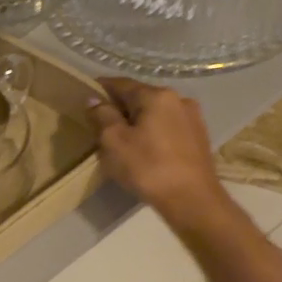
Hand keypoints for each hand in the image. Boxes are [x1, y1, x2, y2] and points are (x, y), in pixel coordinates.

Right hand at [90, 77, 232, 230]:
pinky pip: (166, 124)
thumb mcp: (113, 140)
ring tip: (119, 136)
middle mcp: (178, 100)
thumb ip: (102, 115)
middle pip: (139, 96)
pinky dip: (151, 129)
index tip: (83, 97)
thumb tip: (94, 100)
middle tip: (98, 121)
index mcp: (156, 96)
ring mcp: (192, 117)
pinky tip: (142, 145)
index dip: (99, 88)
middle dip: (118, 106)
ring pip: (154, 111)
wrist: (191, 198)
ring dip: (136, 119)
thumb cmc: (146, 166)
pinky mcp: (198, 135)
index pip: (121, 84)